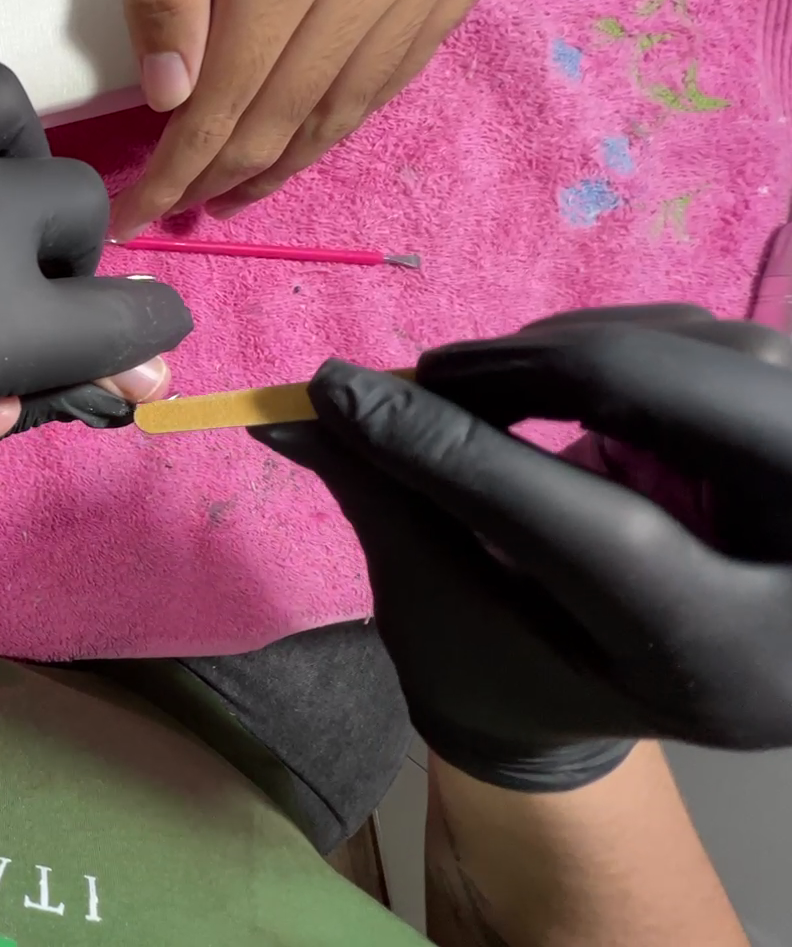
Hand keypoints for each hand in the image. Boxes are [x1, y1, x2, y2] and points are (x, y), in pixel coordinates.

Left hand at [110, 0, 531, 235]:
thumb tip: (168, 97)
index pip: (211, 118)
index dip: (168, 181)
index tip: (132, 220)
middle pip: (272, 129)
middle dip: (212, 183)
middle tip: (176, 208)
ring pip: (338, 116)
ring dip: (276, 168)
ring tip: (232, 196)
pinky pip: (397, 73)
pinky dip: (340, 122)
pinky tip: (306, 140)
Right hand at [255, 305, 791, 790]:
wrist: (601, 680)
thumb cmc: (495, 659)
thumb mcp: (429, 592)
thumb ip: (373, 492)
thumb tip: (284, 417)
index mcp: (716, 668)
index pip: (583, 529)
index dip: (446, 446)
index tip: (336, 390)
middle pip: (724, 412)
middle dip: (551, 368)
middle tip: (434, 373)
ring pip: (738, 359)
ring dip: (579, 348)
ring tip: (479, 382)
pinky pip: (735, 353)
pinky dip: (620, 344)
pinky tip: (547, 378)